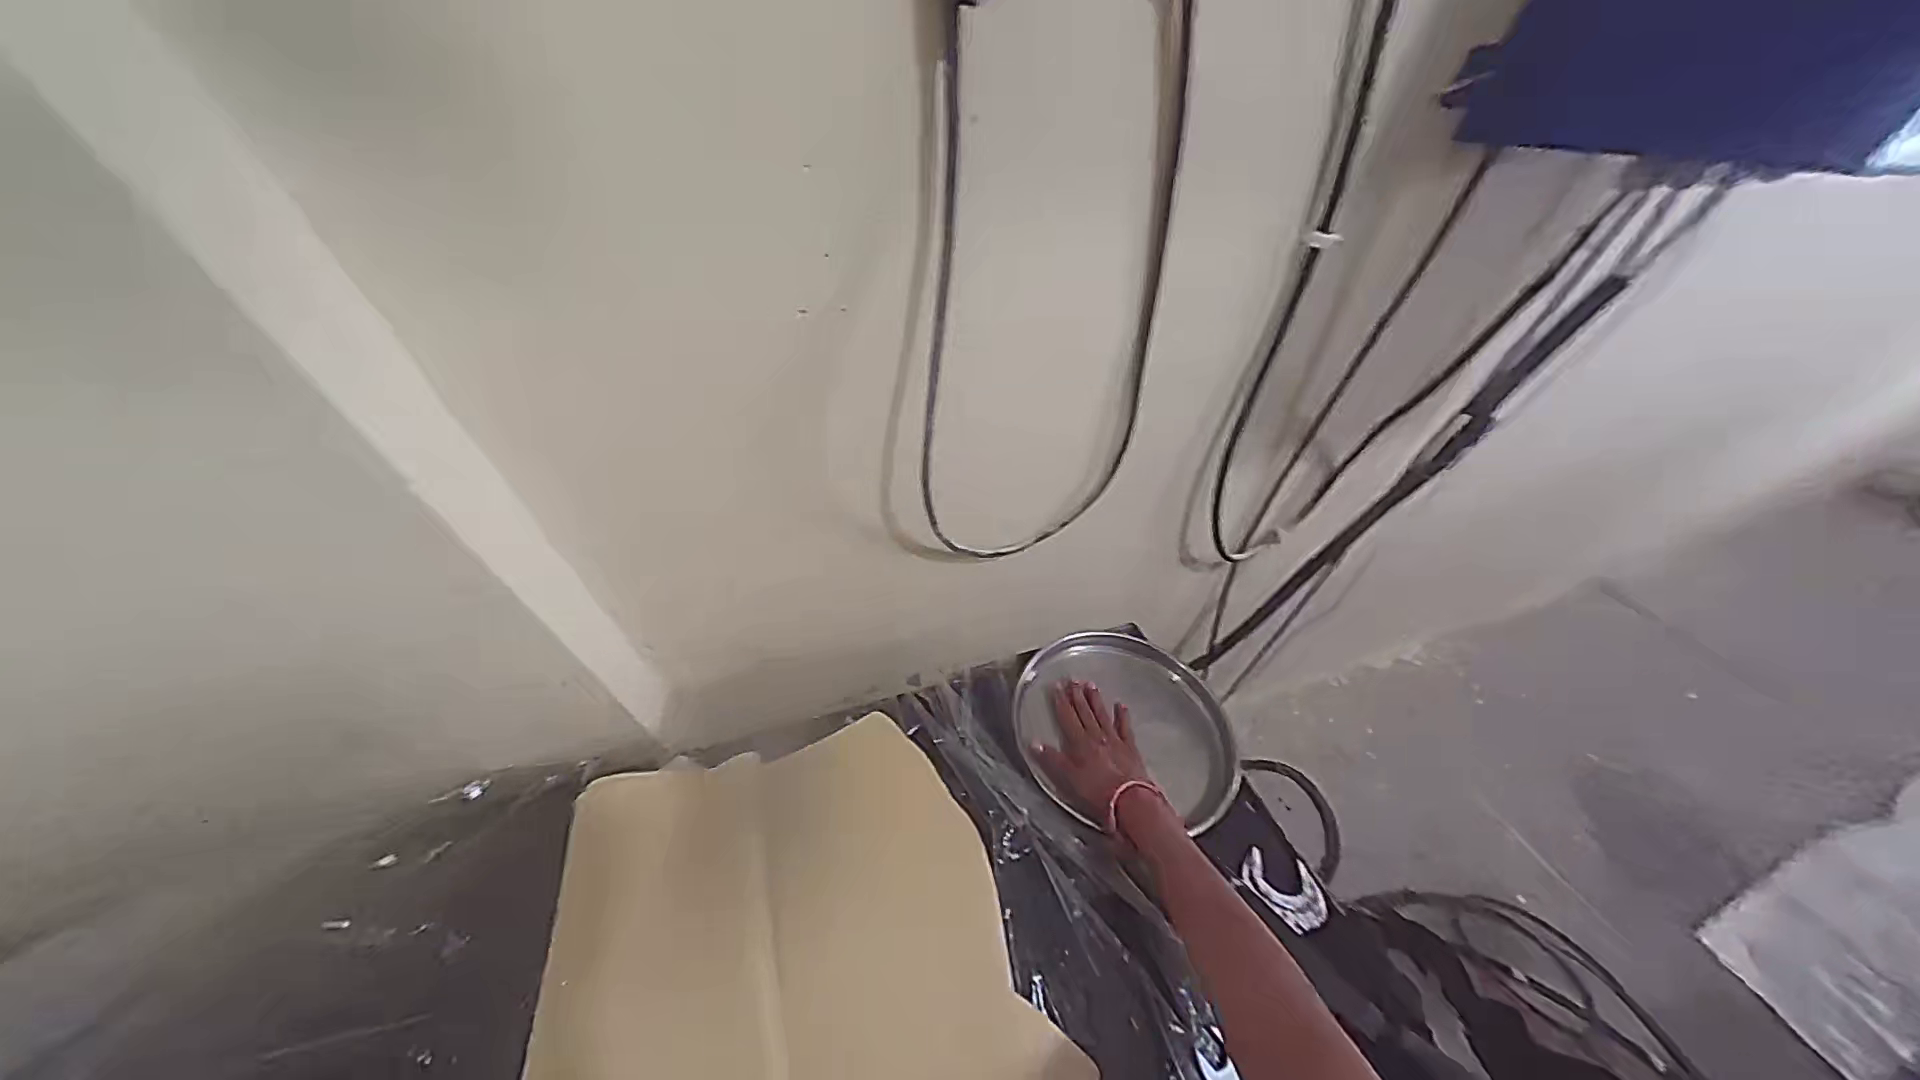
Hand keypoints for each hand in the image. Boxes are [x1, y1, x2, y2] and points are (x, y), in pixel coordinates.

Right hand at [1032, 679, 1153, 821]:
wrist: (1130, 800)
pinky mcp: (1130, 747)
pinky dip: (1122, 716)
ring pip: (1102, 715)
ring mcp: (1115, 740)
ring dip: (1095, 700)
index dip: (1061, 701)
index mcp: (1079, 742)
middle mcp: (1096, 736)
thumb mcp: (1068, 778)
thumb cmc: (1096, 791)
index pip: (1067, 717)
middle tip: (1072, 679)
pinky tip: (1120, 705)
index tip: (1057, 686)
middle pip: (1084, 712)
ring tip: (1090, 684)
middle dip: (1077, 695)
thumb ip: (1051, 759)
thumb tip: (1033, 742)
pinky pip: (1124, 727)